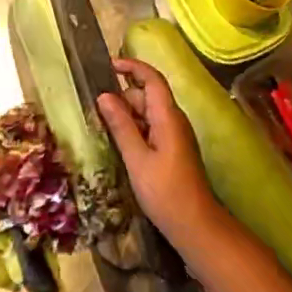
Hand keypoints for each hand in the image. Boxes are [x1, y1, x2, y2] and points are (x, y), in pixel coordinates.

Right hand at [95, 57, 225, 243]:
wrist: (196, 225)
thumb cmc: (165, 192)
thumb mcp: (137, 159)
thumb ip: (121, 126)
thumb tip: (104, 96)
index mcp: (168, 116)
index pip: (152, 79)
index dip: (132, 67)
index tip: (109, 65)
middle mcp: (174, 120)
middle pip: (147, 96)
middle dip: (123, 97)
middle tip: (95, 109)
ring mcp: (175, 135)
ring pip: (148, 114)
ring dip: (127, 116)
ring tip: (102, 127)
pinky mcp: (173, 149)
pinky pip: (152, 129)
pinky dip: (135, 130)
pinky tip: (119, 144)